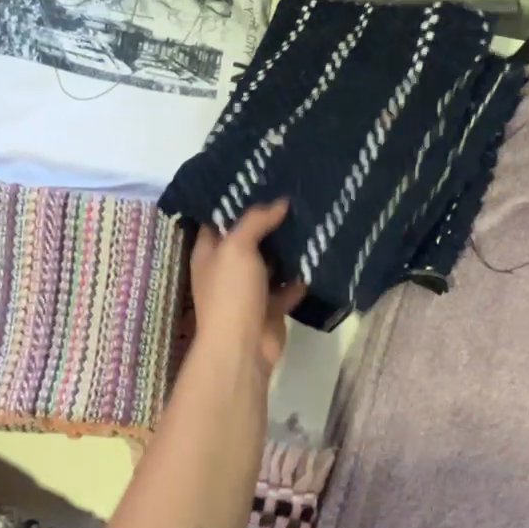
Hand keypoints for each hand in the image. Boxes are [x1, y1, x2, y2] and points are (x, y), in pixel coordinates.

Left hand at [189, 200, 303, 377]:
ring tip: (311, 220)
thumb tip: (280, 202)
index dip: (235, 201)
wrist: (244, 346)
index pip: (218, 220)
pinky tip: (319, 255)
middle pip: (249, 239)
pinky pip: (289, 286)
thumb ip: (256, 221)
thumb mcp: (237, 247)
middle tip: (293, 197)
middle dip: (269, 222)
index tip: (258, 181)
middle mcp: (227, 269)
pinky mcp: (272, 306)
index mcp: (209, 253)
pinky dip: (302, 276)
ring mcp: (250, 290)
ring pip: (271, 262)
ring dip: (288, 248)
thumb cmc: (231, 293)